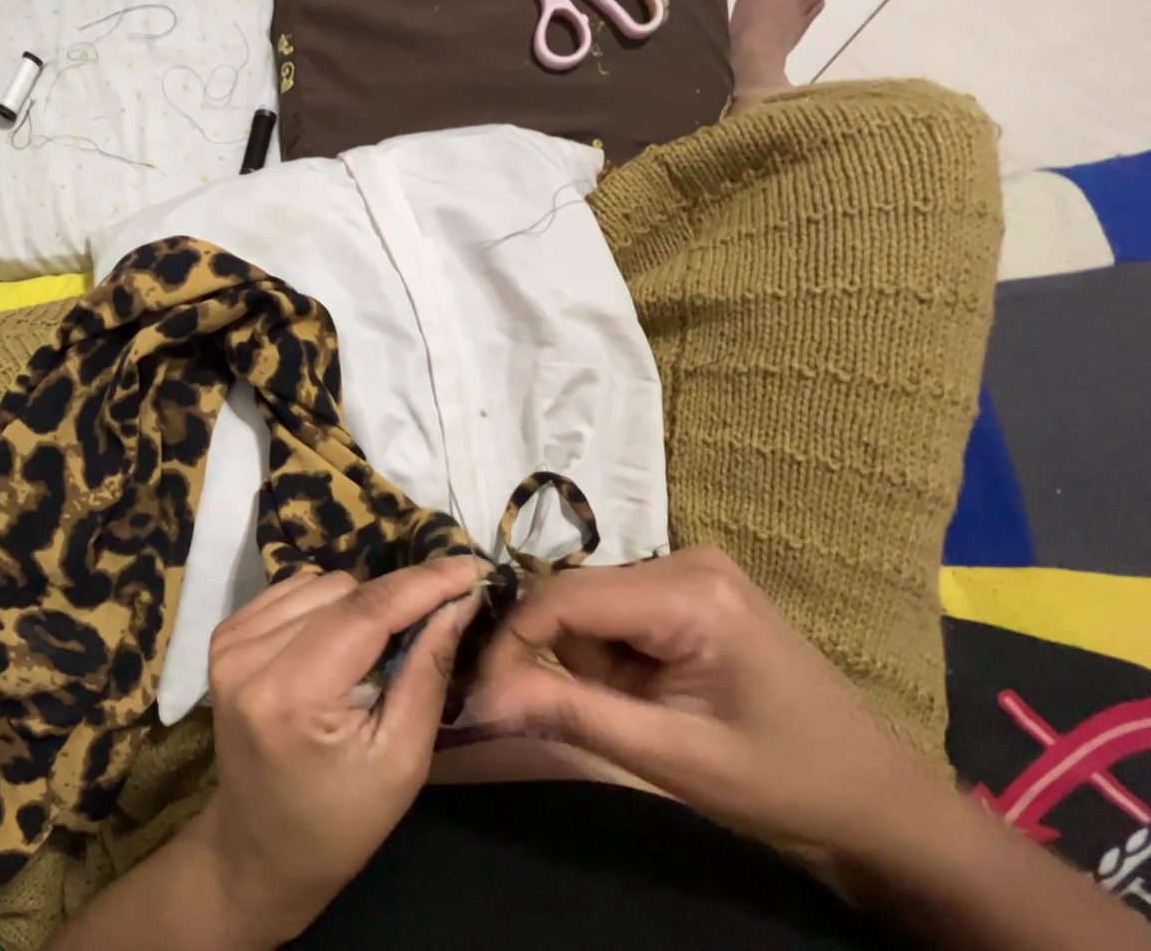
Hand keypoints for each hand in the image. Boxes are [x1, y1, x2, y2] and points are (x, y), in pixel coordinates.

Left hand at [202, 555, 485, 937]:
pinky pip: (289, 593)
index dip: (422, 583)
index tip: (471, 564)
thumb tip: (458, 601)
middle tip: (426, 632)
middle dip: (393, 602)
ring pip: (316, 584)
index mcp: (289, 694)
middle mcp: (247, 656)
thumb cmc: (339, 821)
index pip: (364, 612)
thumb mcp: (401, 759)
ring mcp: (228, 643)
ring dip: (357, 605)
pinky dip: (324, 608)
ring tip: (374, 655)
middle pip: (341, 590)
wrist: (259, 846)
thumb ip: (427, 671)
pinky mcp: (224, 638)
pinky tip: (336, 647)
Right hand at [473, 546, 938, 854]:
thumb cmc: (780, 781)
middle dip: (557, 656)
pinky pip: (612, 608)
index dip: (510, 643)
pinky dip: (608, 653)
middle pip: (570, 595)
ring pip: (585, 603)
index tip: (485, 696)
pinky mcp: (689, 585)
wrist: (872, 795)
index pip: (560, 597)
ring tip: (634, 708)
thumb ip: (569, 712)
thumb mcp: (668, 756)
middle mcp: (685, 560)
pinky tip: (646, 687)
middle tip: (581, 716)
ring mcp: (689, 568)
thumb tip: (482, 694)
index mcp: (689, 593)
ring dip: (586, 659)